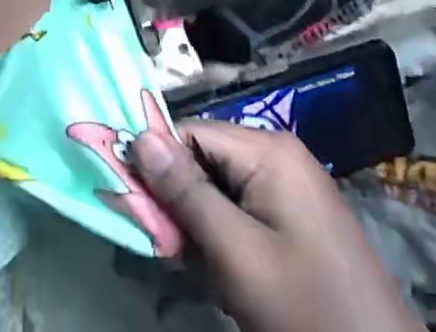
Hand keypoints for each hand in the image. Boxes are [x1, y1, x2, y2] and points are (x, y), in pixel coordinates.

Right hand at [129, 122, 421, 331]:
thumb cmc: (303, 303)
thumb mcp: (237, 252)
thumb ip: (187, 194)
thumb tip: (139, 136)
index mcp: (268, 149)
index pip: (191, 132)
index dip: (157, 164)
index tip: (133, 206)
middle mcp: (278, 152)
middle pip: (204, 156)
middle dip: (178, 198)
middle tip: (165, 245)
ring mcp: (289, 182)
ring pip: (218, 183)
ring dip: (197, 220)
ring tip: (195, 263)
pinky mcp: (292, 210)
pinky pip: (240, 204)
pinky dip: (220, 231)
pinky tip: (220, 267)